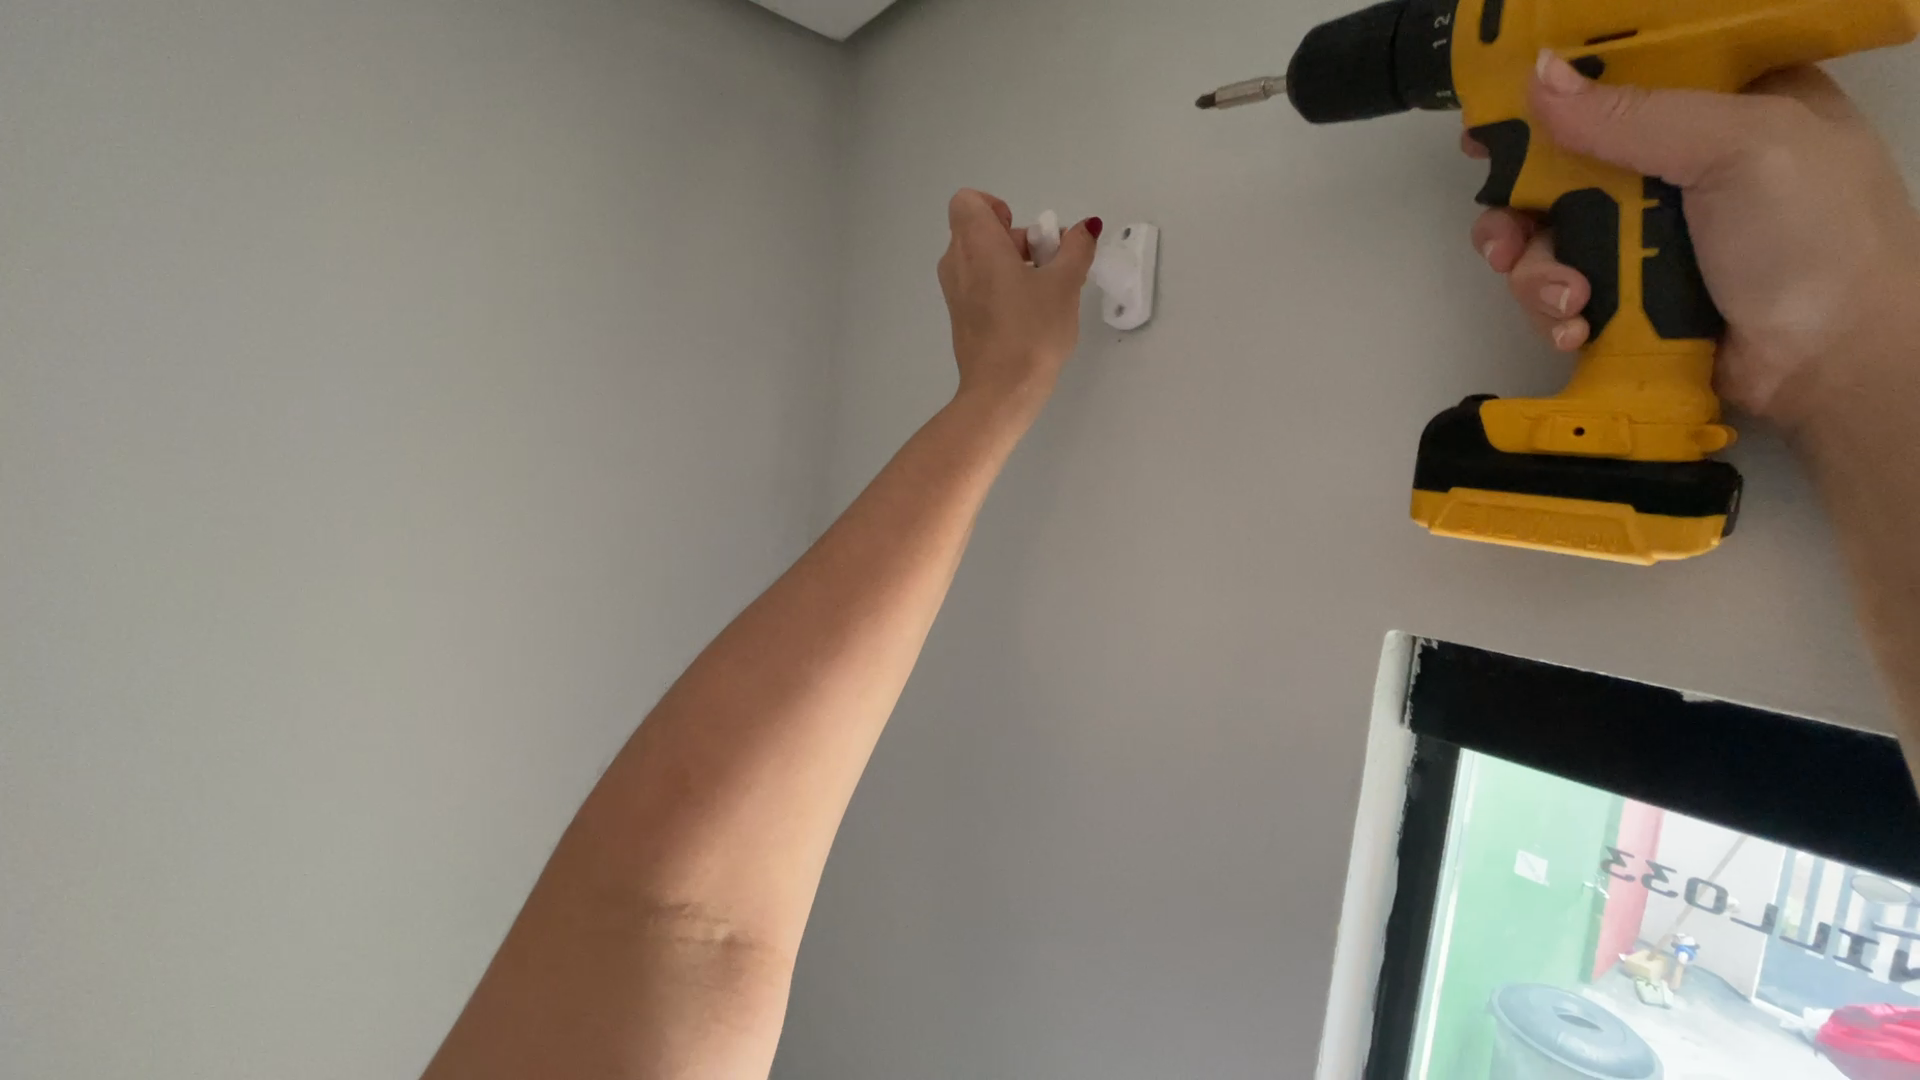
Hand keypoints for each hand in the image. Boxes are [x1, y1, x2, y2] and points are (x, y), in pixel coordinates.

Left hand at [937, 189, 1100, 422]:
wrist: (1001, 392)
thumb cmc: (1032, 331)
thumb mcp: (1065, 285)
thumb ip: (1076, 249)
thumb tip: (1085, 229)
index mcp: (975, 245)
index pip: (968, 201)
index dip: (997, 208)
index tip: (1026, 236)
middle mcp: (956, 264)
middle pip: (981, 232)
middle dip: (1018, 241)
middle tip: (1051, 266)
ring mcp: (955, 295)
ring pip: (981, 262)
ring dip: (1013, 267)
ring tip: (1047, 294)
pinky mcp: (961, 320)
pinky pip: (980, 288)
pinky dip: (1002, 289)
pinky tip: (1031, 316)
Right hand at [1468, 54, 1919, 431]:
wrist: (1825, 362)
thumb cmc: (1809, 237)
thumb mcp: (1737, 148)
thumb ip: (1634, 116)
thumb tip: (1537, 76)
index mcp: (1714, 111)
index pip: (1613, 91)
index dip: (1547, 110)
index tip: (1491, 137)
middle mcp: (1666, 174)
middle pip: (1553, 179)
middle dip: (1518, 217)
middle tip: (1506, 243)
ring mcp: (1637, 242)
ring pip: (1542, 245)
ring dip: (1538, 277)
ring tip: (1570, 302)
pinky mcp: (1617, 298)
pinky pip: (1552, 297)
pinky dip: (1554, 316)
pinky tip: (1578, 329)